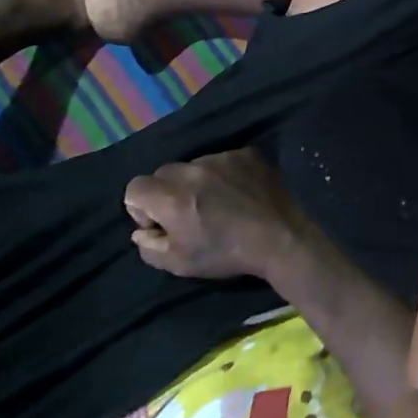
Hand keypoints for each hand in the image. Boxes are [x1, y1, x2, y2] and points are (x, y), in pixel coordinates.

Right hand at [123, 148, 305, 279]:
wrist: (282, 237)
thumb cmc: (227, 253)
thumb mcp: (179, 263)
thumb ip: (149, 246)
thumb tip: (142, 230)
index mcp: (171, 196)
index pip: (135, 187)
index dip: (143, 208)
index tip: (164, 223)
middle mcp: (194, 169)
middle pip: (165, 173)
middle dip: (169, 192)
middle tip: (192, 213)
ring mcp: (224, 157)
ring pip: (196, 165)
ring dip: (199, 181)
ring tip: (222, 202)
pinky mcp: (249, 154)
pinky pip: (225, 160)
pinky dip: (227, 174)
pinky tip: (241, 192)